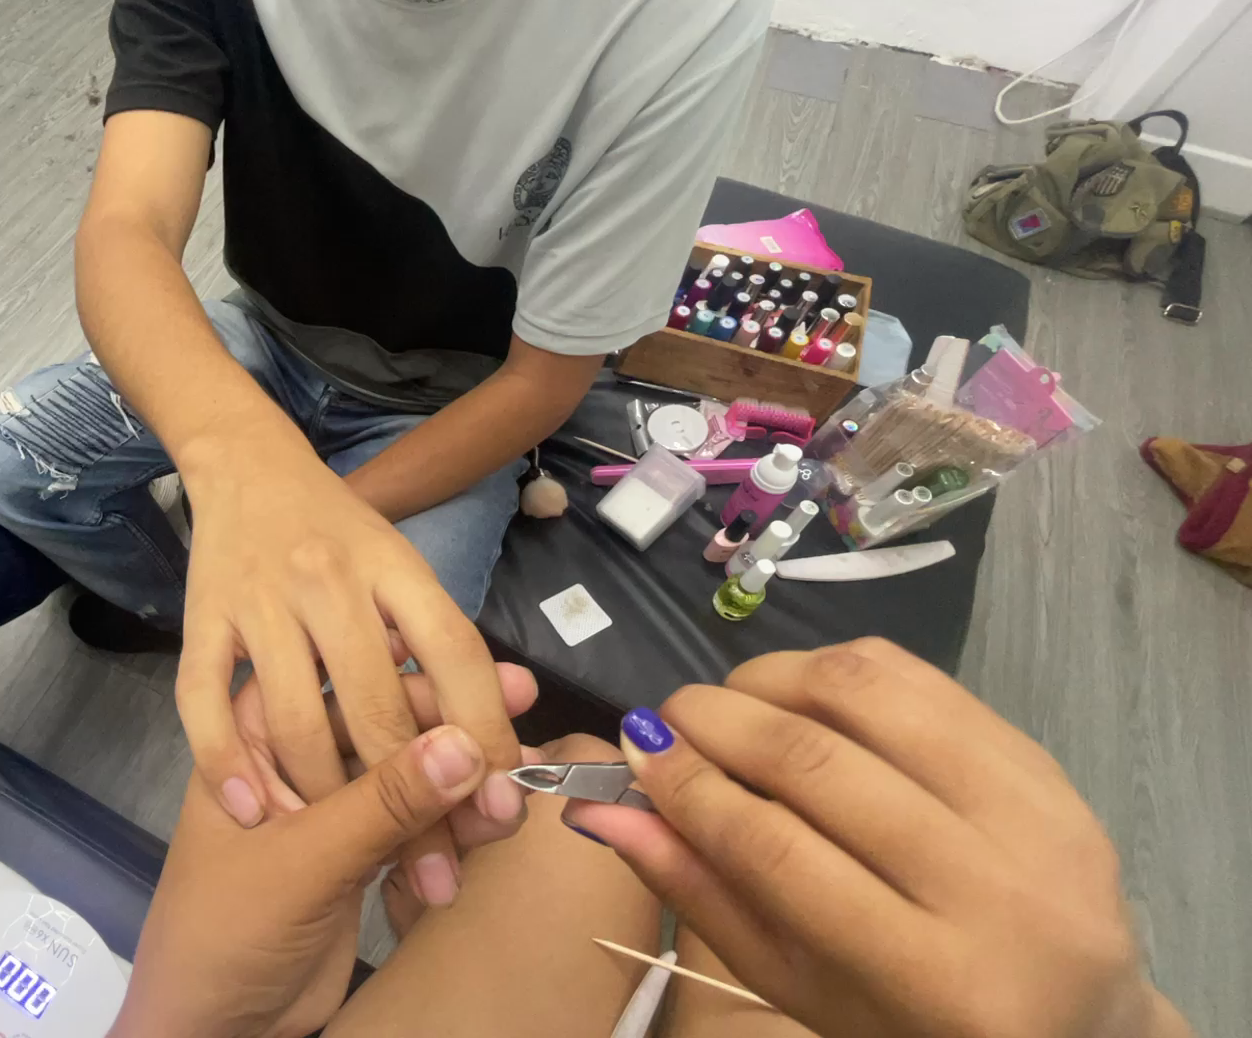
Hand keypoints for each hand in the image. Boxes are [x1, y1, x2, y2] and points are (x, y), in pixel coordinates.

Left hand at [113, 663, 536, 1037]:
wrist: (218, 1032)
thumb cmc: (228, 930)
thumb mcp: (303, 861)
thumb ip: (383, 804)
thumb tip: (466, 743)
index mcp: (257, 732)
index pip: (332, 674)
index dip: (400, 660)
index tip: (466, 654)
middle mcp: (295, 753)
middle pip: (378, 716)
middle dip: (445, 722)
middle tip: (516, 706)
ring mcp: (330, 801)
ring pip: (404, 769)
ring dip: (460, 777)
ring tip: (516, 783)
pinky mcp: (360, 847)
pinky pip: (415, 819)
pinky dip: (454, 821)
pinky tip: (495, 817)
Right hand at [175, 441, 521, 906]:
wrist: (248, 469)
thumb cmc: (338, 527)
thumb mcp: (401, 568)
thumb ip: (440, 643)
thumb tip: (501, 728)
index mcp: (391, 563)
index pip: (455, 654)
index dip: (486, 737)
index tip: (499, 808)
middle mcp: (325, 578)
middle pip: (377, 706)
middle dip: (415, 808)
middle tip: (436, 877)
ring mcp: (257, 600)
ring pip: (295, 720)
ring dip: (324, 800)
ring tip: (351, 860)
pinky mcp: (200, 620)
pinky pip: (203, 703)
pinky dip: (225, 764)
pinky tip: (254, 812)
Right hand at [564, 638, 1191, 1037]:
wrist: (1073, 1015)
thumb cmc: (901, 1012)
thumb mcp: (786, 976)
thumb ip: (689, 884)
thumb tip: (596, 808)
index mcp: (935, 981)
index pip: (775, 850)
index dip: (686, 785)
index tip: (633, 748)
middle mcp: (1003, 893)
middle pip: (813, 762)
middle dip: (711, 720)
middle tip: (666, 718)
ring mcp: (1037, 813)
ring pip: (861, 693)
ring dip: (765, 679)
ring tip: (731, 704)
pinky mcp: (1041, 759)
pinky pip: (908, 673)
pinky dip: (823, 666)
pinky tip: (794, 695)